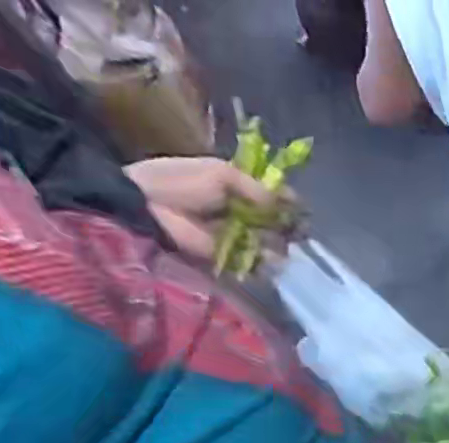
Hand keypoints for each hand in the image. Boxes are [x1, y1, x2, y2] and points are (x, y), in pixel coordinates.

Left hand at [123, 157, 284, 260]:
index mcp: (238, 189)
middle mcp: (242, 214)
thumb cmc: (179, 181)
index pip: (274, 197)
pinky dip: (266, 263)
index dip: (289, 202)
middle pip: (277, 223)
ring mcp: (237, 237)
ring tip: (277, 243)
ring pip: (271, 244)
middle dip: (288, 226)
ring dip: (278, 244)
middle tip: (296, 229)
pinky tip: (268, 257)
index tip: (300, 208)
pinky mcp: (230, 258)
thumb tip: (285, 203)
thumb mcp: (220, 172)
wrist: (148, 205)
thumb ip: (254, 186)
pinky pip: (257, 263)